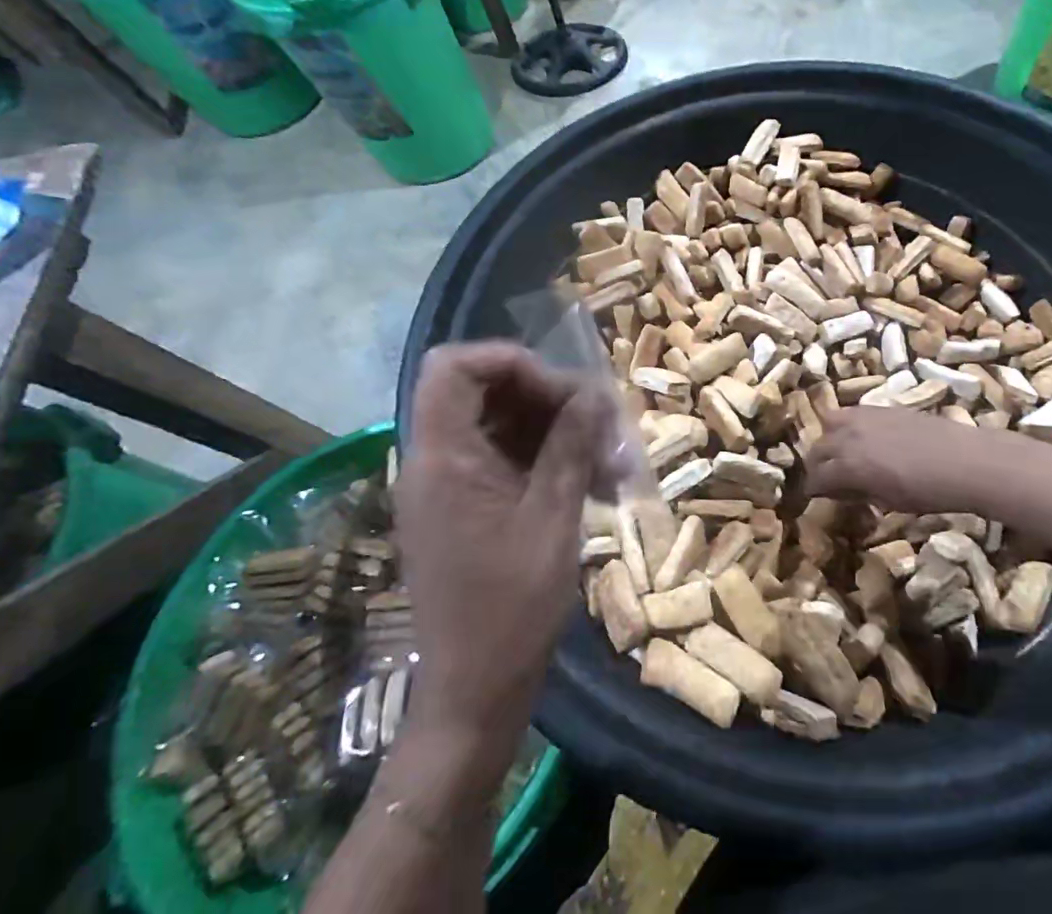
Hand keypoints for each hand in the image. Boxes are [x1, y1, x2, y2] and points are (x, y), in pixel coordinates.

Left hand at [396, 343, 615, 736]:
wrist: (476, 689)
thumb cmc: (511, 608)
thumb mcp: (553, 520)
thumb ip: (570, 447)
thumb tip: (593, 392)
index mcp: (443, 459)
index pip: (456, 368)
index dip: (512, 361)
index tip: (568, 391)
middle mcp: (437, 463)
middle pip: (487, 393)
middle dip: (553, 400)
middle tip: (605, 427)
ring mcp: (452, 487)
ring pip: (506, 428)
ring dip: (561, 434)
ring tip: (614, 463)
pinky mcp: (469, 510)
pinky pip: (510, 463)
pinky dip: (552, 464)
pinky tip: (597, 487)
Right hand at [805, 406, 1005, 513]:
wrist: (965, 461)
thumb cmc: (928, 492)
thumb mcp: (888, 501)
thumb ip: (859, 492)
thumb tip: (841, 491)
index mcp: (848, 466)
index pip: (817, 477)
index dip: (813, 489)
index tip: (814, 495)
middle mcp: (849, 437)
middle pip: (819, 448)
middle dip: (818, 464)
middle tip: (826, 477)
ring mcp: (865, 417)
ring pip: (830, 422)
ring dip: (830, 438)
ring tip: (840, 450)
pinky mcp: (883, 407)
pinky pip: (853, 412)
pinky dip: (849, 425)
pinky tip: (862, 436)